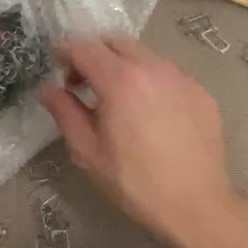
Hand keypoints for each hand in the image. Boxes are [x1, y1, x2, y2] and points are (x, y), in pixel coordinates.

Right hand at [36, 37, 244, 247]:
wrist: (195, 205)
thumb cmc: (133, 182)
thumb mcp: (87, 151)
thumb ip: (65, 112)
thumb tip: (46, 90)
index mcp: (121, 81)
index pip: (85, 49)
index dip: (65, 52)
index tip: (54, 65)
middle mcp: (154, 69)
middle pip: (116, 42)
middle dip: (93, 54)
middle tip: (81, 83)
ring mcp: (182, 78)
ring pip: (144, 54)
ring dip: (122, 65)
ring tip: (114, 98)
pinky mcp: (201, 93)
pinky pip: (167, 73)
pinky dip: (148, 79)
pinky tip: (146, 111)